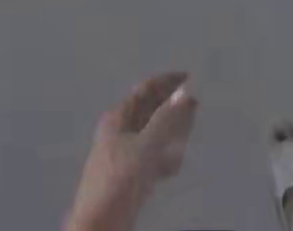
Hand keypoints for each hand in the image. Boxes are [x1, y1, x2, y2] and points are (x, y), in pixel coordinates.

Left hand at [62, 73, 198, 230]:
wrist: (97, 227)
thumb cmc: (119, 181)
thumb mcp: (145, 147)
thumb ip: (166, 120)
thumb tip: (185, 93)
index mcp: (118, 117)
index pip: (145, 89)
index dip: (166, 81)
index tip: (189, 77)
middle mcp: (118, 130)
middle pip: (147, 109)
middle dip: (170, 104)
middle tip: (195, 103)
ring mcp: (121, 154)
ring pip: (150, 133)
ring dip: (169, 129)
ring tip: (190, 128)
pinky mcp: (126, 178)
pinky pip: (149, 157)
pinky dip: (164, 154)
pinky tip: (177, 163)